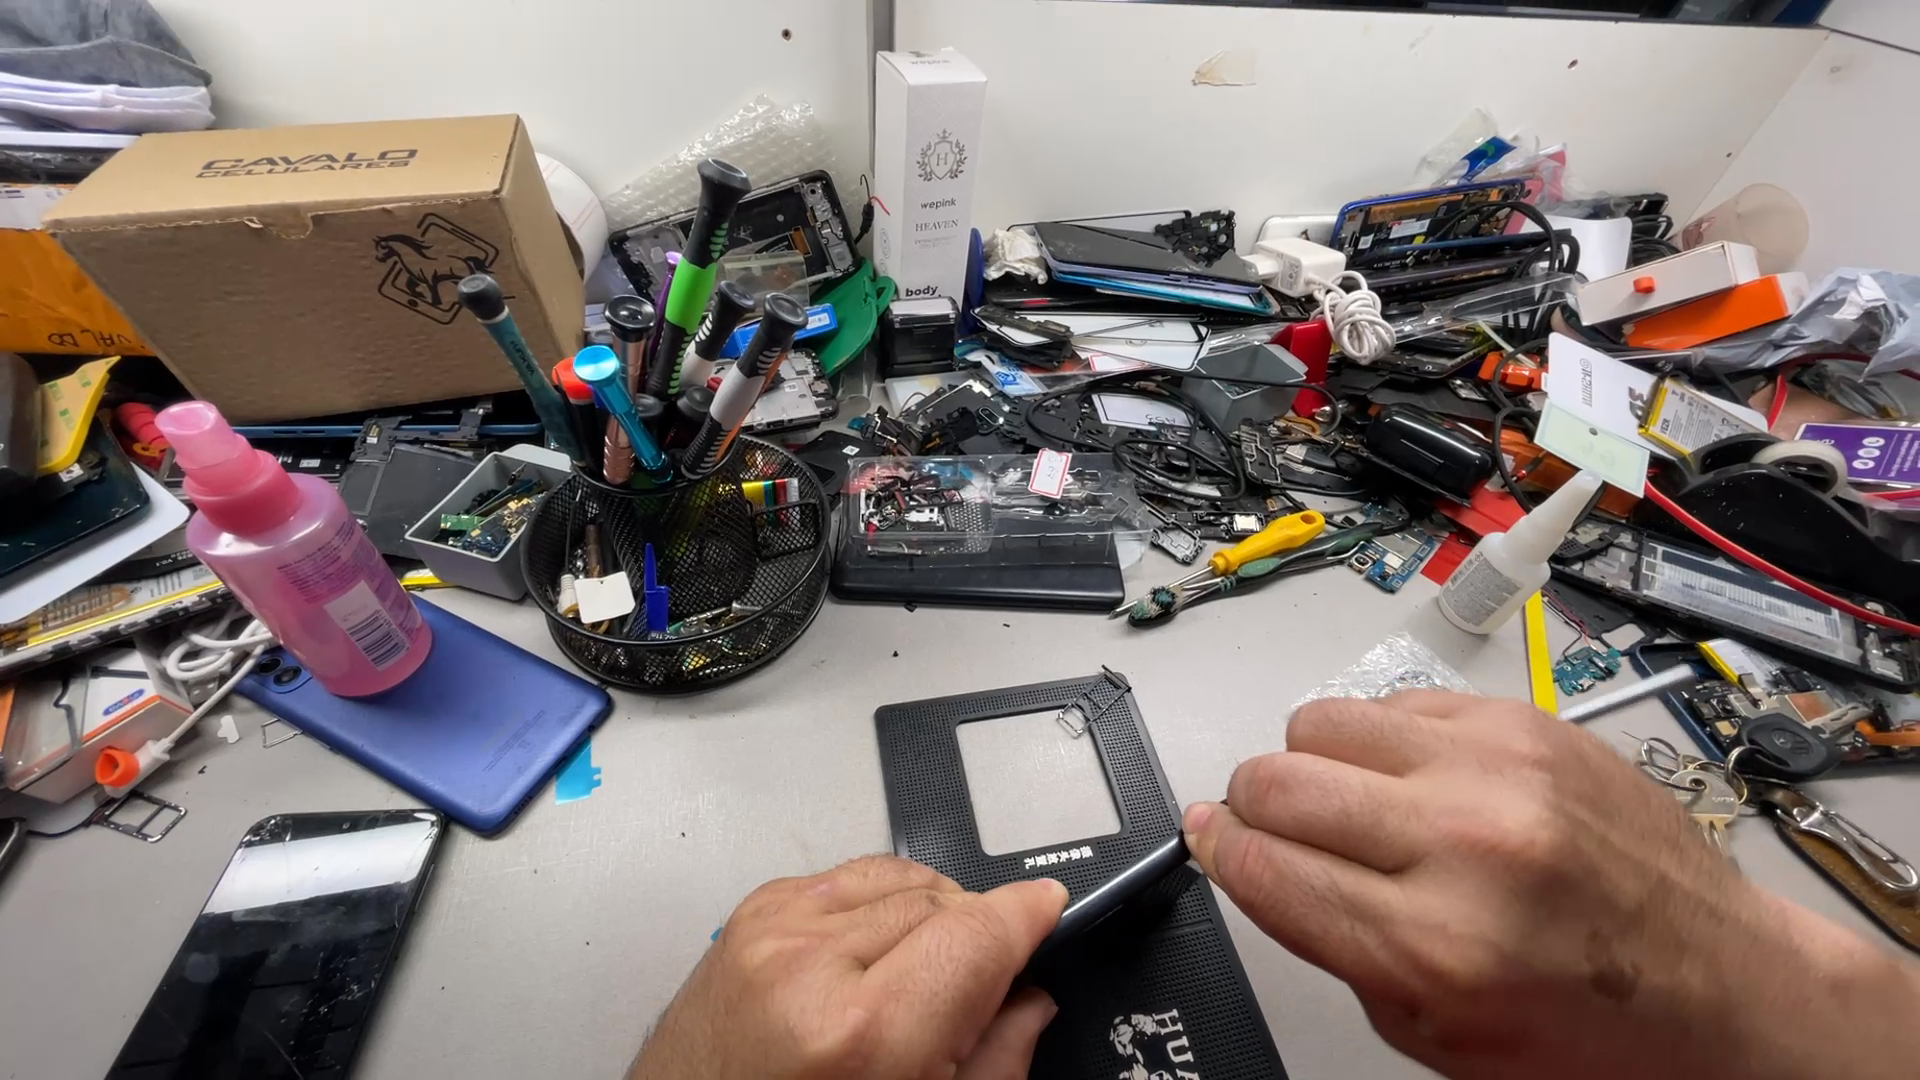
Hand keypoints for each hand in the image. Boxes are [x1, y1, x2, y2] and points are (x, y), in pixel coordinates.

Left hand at [630, 855, 1067, 1079]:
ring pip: (900, 876)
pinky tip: (870, 950)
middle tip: (974, 982)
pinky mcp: (755, 908)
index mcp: (862, 1035)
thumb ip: (994, 1060)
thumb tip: (1031, 993)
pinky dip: (879, 903)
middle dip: (973, 931)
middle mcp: (814, 963)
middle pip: (943, 899)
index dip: (1025, 914)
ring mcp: (776, 926)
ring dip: (927, 911)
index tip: (1048, 906)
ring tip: (913, 971)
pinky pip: (851, 874)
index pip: (976, 932)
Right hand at [1183, 691, 1919, 1079]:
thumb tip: (1238, 850)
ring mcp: (1493, 768)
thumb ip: (1317, 932)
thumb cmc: (1581, 1028)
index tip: (1210, 839)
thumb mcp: (1425, 1027)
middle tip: (1269, 825)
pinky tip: (1415, 779)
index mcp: (1436, 946)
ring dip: (1310, 762)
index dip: (1217, 851)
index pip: (1260, 867)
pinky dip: (1377, 741)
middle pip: (1270, 783)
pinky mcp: (1516, 720)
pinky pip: (1385, 701)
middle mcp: (1463, 844)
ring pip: (1314, 721)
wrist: (1728, 988)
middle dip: (1248, 807)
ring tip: (1351, 797)